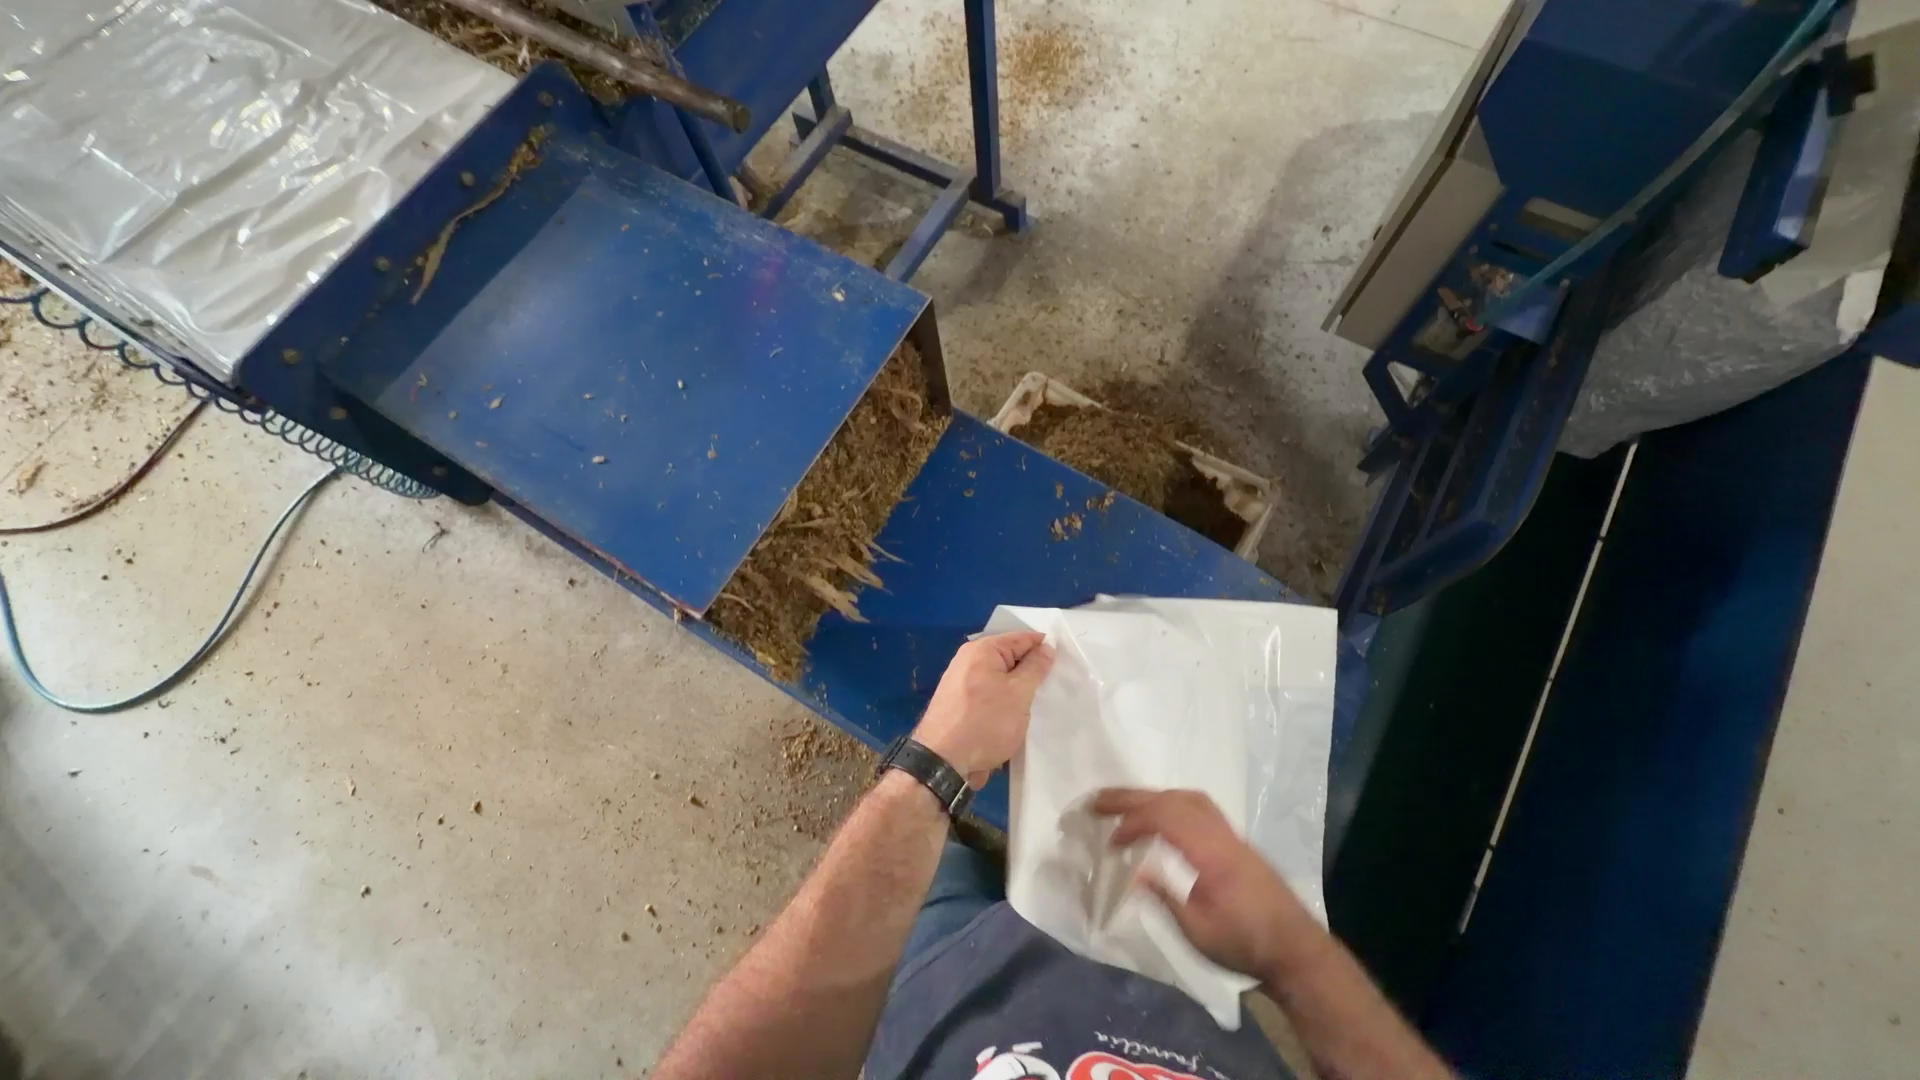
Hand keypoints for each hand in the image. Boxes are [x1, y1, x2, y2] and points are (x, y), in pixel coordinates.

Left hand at [913, 631, 1054, 787]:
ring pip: (1001, 679)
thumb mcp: (1018, 693)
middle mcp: (969, 661)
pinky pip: (991, 695)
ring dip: (1019, 690)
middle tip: (1058, 684)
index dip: (1045, 648)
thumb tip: (1046, 647)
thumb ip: (1035, 667)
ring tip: (1042, 702)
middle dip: (1032, 670)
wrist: (944, 762)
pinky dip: (1006, 702)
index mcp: (982, 650)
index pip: (1022, 638)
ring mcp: (962, 683)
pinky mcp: (962, 705)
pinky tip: (1019, 716)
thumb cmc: (985, 723)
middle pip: (1011, 658)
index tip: (1066, 662)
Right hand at [1093, 788, 1320, 982]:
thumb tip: (1134, 871)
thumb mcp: (1198, 930)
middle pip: (1173, 799)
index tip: (1111, 840)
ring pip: (1189, 798)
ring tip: (1126, 805)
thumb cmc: (1245, 944)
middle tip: (1098, 801)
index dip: (1132, 821)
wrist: (1296, 952)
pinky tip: (1161, 819)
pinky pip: (1200, 807)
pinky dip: (1172, 804)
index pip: (1165, 817)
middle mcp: (1222, 834)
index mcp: (1211, 852)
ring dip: (1154, 796)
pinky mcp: (1237, 843)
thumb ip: (1165, 896)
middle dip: (1133, 797)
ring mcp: (1232, 836)